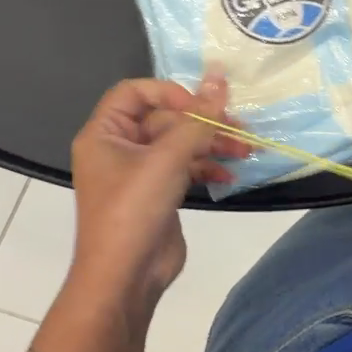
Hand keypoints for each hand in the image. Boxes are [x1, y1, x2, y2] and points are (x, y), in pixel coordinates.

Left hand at [70, 73, 249, 299]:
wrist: (125, 275)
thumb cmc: (135, 209)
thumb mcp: (168, 158)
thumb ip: (198, 118)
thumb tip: (220, 76)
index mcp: (105, 133)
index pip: (136, 92)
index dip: (171, 93)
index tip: (202, 106)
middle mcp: (119, 148)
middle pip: (165, 118)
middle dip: (203, 122)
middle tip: (239, 128)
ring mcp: (139, 172)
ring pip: (180, 143)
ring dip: (213, 144)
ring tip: (246, 150)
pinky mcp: (158, 192)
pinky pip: (185, 167)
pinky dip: (207, 166)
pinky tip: (230, 173)